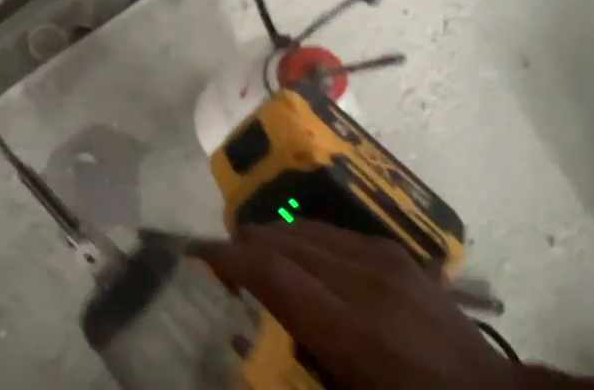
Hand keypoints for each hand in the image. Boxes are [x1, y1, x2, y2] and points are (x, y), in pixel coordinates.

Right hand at [194, 222, 522, 389]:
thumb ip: (297, 362)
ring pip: (304, 230)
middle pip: (280, 242)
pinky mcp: (399, 256)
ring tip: (252, 257)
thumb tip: (242, 350)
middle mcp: (362, 283)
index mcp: (350, 330)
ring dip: (270, 239)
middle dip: (241, 246)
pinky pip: (334, 233)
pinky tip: (300, 255)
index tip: (193, 255)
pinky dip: (304, 239)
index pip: (269, 271)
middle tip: (217, 262)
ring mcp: (384, 263)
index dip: (224, 257)